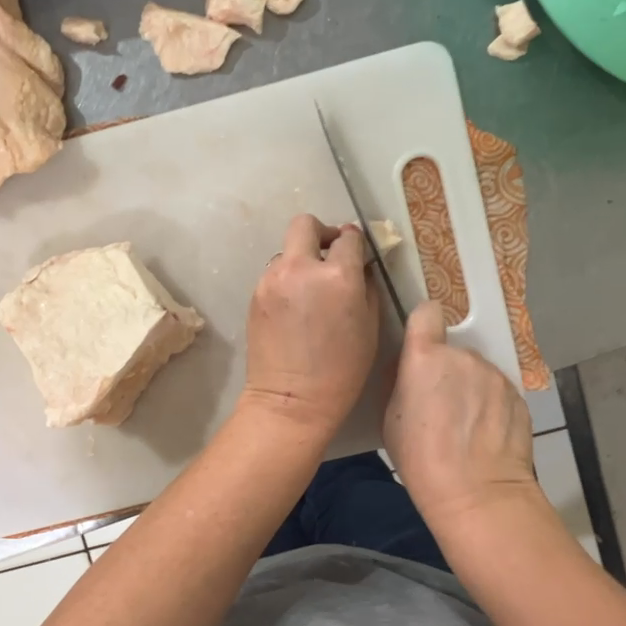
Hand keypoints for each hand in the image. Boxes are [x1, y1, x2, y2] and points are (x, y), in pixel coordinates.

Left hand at [239, 215, 378, 435]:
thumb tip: (359, 265)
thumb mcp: (370, 326)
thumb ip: (365, 286)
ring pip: (287, 251)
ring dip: (301, 261)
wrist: (291, 400)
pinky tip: (295, 309)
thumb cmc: (342, 371)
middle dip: (321, 233)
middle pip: (305, 224)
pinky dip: (287, 281)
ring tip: (310, 292)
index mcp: (337, 276)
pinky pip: (274, 274)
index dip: (354, 242)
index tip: (356, 253)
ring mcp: (272, 280)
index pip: (347, 237)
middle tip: (330, 255)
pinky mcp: (255, 295)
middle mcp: (301, 268)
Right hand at [383, 301, 540, 518]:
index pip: (426, 313)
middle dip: (445, 370)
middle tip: (439, 405)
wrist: (477, 492)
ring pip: (477, 371)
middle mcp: (463, 356)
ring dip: (470, 388)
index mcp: (425, 357)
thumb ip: (401, 382)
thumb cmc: (421, 458)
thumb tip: (409, 371)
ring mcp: (495, 375)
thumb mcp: (390, 417)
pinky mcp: (519, 395)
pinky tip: (486, 434)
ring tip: (466, 425)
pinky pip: (497, 392)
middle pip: (452, 350)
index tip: (421, 343)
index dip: (423, 325)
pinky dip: (491, 406)